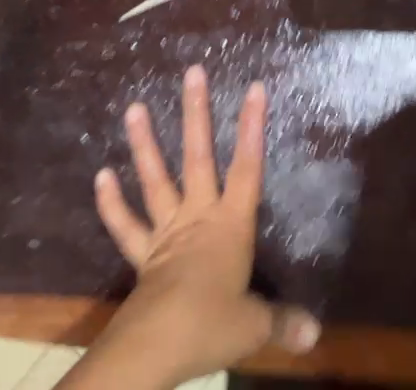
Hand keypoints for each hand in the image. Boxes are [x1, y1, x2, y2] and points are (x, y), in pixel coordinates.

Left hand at [71, 66, 319, 388]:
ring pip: (156, 179)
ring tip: (135, 107)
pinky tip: (101, 174)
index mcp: (231, 227)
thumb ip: (282, 322)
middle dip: (197, 114)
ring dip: (144, 144)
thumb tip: (314, 335)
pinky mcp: (142, 254)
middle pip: (198, 158)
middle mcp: (199, 218)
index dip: (252, 128)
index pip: (248, 169)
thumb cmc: (213, 323)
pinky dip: (111, 202)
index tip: (254, 88)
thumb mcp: (256, 325)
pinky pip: (125, 225)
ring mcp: (167, 232)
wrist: (160, 342)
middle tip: (193, 73)